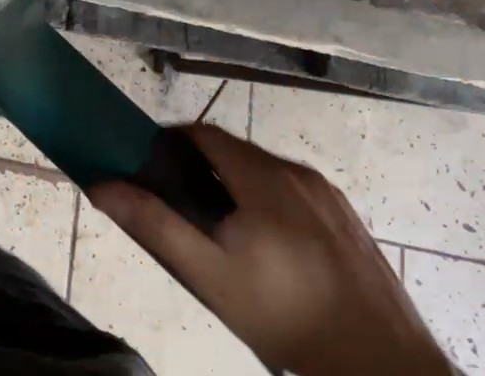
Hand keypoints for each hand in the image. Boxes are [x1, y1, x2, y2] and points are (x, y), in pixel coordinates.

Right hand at [88, 125, 452, 375]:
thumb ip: (155, 225)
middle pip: (235, 151)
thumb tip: (102, 186)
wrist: (382, 366)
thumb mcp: (210, 276)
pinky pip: (294, 193)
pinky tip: (263, 245)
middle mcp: (299, 174)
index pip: (205, 133)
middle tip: (174, 202)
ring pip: (266, 172)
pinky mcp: (349, 221)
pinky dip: (266, 201)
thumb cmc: (286, 315)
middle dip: (198, 165)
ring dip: (233, 183)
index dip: (170, 140)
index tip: (147, 163)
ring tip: (214, 226)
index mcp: (264, 178)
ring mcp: (330, 197)